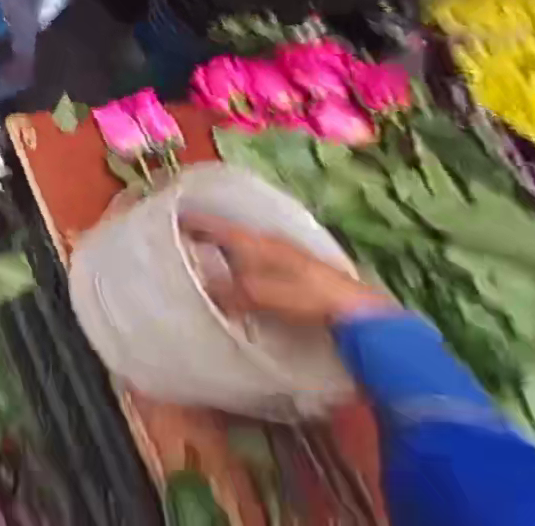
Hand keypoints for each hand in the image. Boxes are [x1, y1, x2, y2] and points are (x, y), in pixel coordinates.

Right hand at [181, 214, 394, 327]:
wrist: (360, 316)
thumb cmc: (310, 298)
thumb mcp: (265, 295)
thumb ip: (234, 291)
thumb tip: (204, 289)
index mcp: (260, 241)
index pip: (219, 226)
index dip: (197, 221)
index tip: (174, 218)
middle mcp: (271, 244)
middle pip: (231, 236)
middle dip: (208, 237)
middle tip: (184, 243)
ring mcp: (286, 260)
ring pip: (245, 252)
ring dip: (226, 255)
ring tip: (206, 265)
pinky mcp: (297, 279)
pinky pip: (257, 268)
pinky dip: (242, 271)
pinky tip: (239, 287)